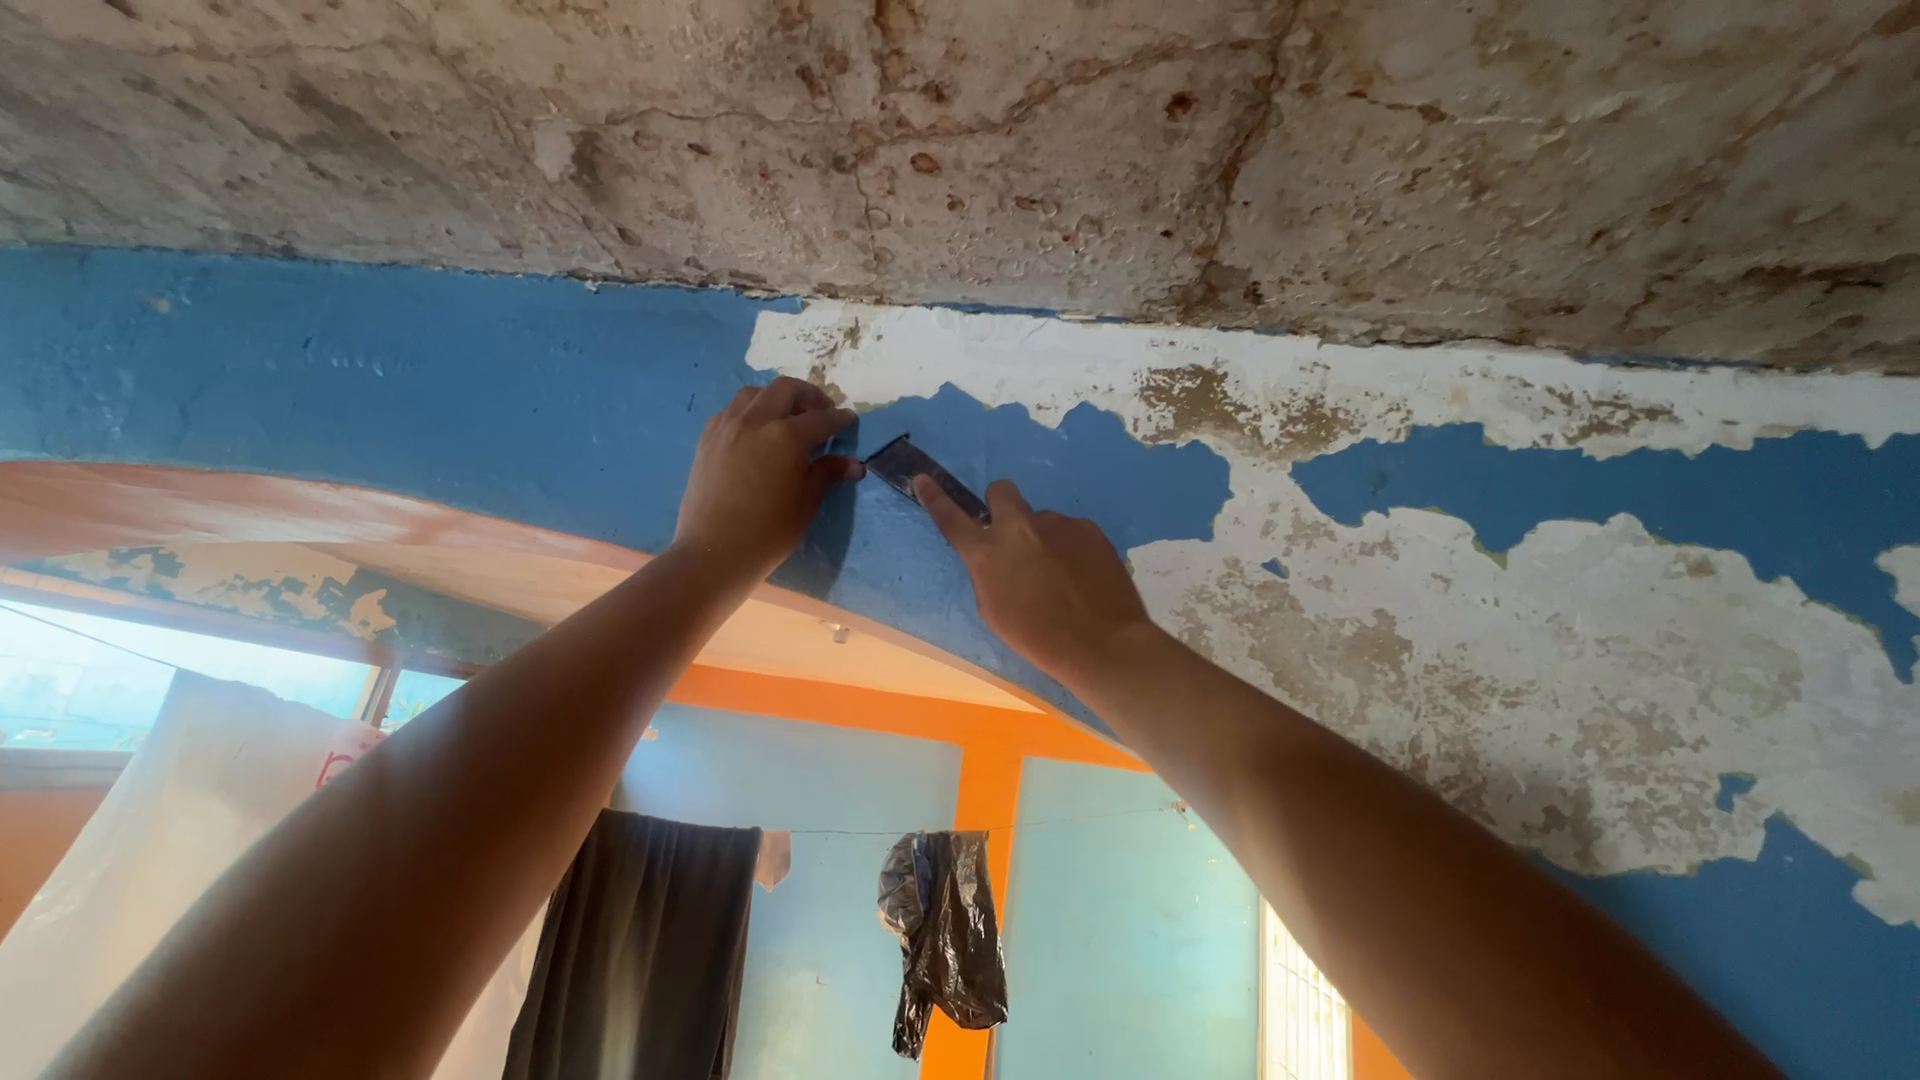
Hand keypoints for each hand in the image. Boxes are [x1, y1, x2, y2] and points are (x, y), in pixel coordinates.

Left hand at [673, 377, 861, 578]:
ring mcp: (727, 427)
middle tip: (820, 411)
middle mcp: (755, 421)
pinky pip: (731, 411)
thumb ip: (827, 474)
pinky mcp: (708, 439)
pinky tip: (756, 432)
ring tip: (786, 417)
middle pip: (785, 389)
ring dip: (775, 398)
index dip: (839, 419)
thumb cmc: (768, 532)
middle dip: (808, 395)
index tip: (849, 420)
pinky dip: (749, 411)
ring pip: (754, 394)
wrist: (714, 551)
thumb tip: (853, 464)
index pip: (820, 419)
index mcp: (785, 436)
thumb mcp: (806, 503)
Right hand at [914, 475, 1163, 687]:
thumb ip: (989, 575)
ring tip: (1062, 576)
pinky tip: (1084, 575)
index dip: (934, 498)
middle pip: (1001, 491)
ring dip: (1044, 539)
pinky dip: (1072, 549)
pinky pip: (1071, 532)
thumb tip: (998, 560)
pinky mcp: (1089, 528)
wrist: (1100, 642)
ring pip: (1042, 520)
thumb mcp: (995, 612)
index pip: (952, 518)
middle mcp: (1018, 528)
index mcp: (987, 553)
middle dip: (1002, 505)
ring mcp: (1057, 523)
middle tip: (1015, 537)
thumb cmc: (1038, 638)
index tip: (922, 478)